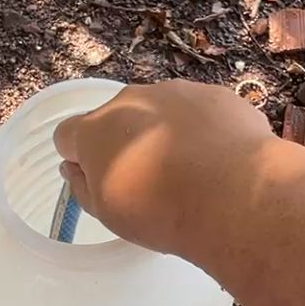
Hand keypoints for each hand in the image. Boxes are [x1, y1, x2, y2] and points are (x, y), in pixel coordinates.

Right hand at [53, 80, 273, 254]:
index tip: (100, 180)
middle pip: (119, 119)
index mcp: (96, 129)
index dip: (81, 158)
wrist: (236, 196)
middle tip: (151, 181)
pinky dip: (206, 131)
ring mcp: (178, 91)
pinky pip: (203, 112)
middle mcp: (132, 99)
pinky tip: (222, 161)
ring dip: (167, 133)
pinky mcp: (218, 95)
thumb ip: (84, 187)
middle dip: (127, 142)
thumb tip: (76, 169)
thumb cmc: (162, 211)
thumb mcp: (108, 214)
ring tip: (193, 172)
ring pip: (162, 111)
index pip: (69, 135)